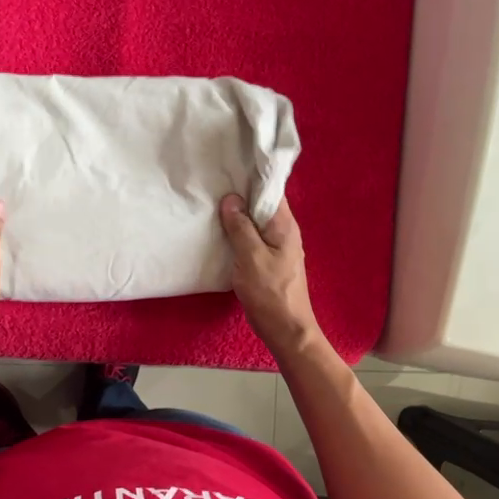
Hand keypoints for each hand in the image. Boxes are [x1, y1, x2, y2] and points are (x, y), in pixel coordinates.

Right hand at [220, 194, 320, 353]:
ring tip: (212, 205)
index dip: (251, 178)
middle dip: (240, 195)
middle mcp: (283, 232)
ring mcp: (277, 248)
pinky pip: (252, 240)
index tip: (228, 168)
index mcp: (284, 226)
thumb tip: (231, 199)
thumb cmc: (270, 292)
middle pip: (262, 205)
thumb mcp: (251, 257)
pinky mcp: (268, 262)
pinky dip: (237, 234)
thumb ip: (241, 227)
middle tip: (213, 185)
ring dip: (237, 216)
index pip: (270, 191)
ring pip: (255, 223)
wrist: (286, 329)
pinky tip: (220, 234)